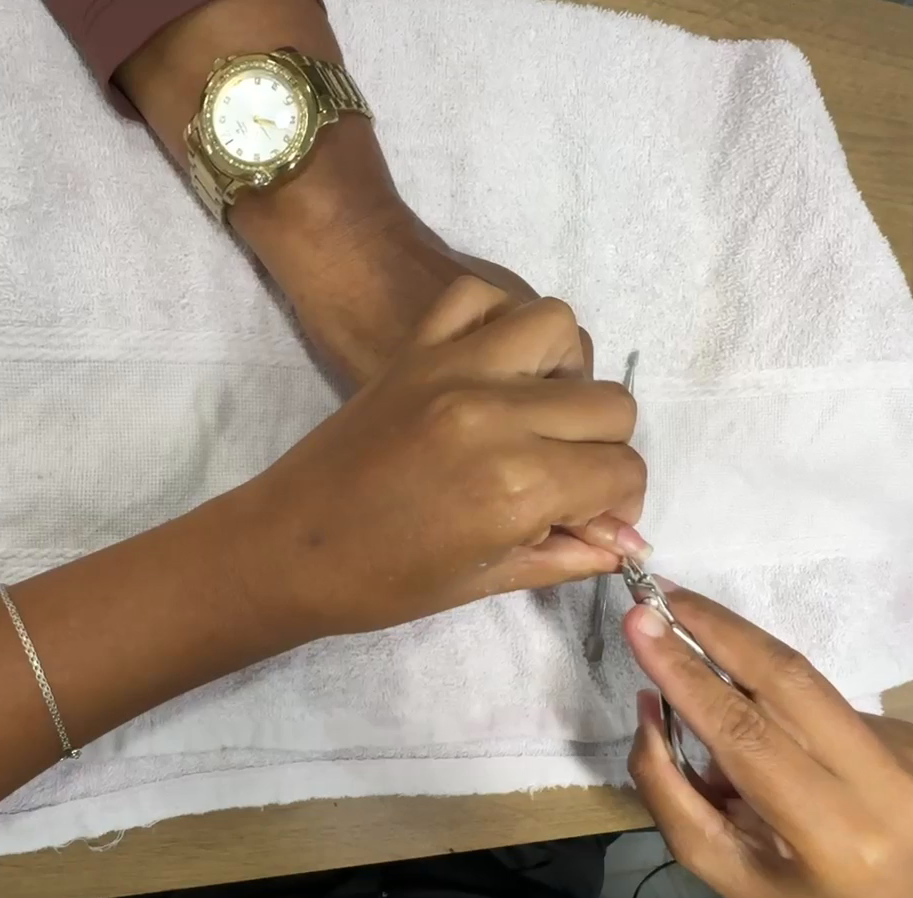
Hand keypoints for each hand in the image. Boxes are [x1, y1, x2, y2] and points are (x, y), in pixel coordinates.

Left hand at [225, 277, 646, 638]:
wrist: (287, 548)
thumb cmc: (380, 584)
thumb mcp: (482, 581)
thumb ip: (564, 554)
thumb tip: (625, 539)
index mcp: (516, 485)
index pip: (621, 470)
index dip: (621, 502)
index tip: (595, 521)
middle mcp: (495, 413)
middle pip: (610, 404)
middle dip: (604, 450)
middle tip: (566, 481)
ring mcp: (451, 369)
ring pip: (561, 329)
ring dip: (565, 375)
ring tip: (535, 417)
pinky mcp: (414, 350)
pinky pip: (479, 297)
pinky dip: (500, 322)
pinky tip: (490, 369)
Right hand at [621, 590, 912, 897]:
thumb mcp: (708, 861)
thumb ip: (665, 783)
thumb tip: (651, 699)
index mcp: (836, 839)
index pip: (747, 735)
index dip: (688, 672)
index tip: (642, 620)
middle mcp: (893, 793)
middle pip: (791, 682)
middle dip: (719, 629)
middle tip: (664, 595)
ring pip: (807, 684)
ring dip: (740, 650)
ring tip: (689, 624)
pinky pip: (827, 702)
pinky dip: (779, 696)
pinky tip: (769, 721)